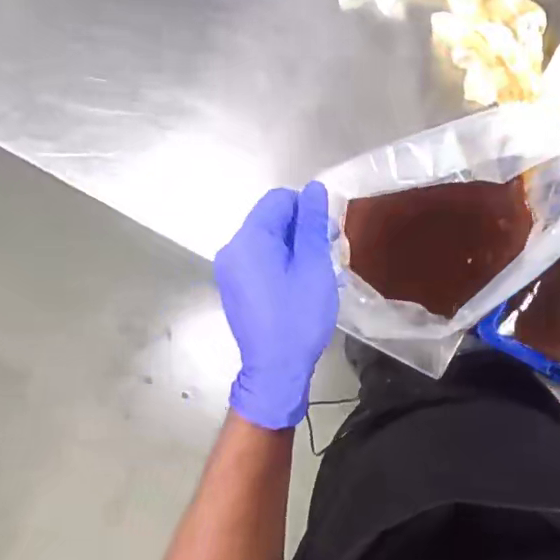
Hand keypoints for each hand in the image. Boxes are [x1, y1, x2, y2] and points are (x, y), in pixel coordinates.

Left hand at [214, 182, 338, 428]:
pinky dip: (281, 266)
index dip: (308, 209)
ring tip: (317, 275)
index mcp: (249, 240)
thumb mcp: (313, 268)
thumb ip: (313, 226)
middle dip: (301, 231)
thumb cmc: (298, 318)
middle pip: (270, 221)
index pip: (278, 200)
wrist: (275, 369)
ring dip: (294, 250)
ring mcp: (230, 272)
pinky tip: (299, 288)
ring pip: (267, 244)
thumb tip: (313, 190)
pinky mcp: (235, 290)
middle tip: (328, 256)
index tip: (329, 235)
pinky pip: (259, 264)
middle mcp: (232, 250)